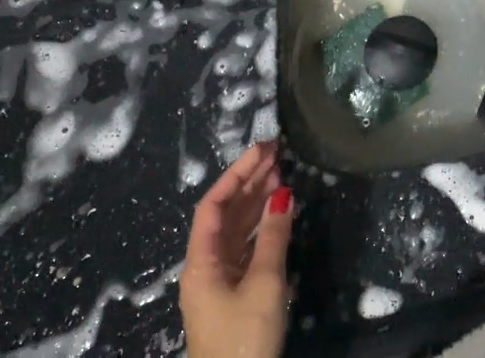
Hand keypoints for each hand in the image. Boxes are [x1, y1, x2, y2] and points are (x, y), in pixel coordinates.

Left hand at [181, 142, 292, 357]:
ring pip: (236, 231)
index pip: (213, 205)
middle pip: (224, 215)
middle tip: (278, 154)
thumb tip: (283, 194)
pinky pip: (246, 249)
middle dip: (249, 183)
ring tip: (283, 174)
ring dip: (257, 202)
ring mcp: (219, 282)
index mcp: (201, 262)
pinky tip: (280, 214)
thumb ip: (274, 236)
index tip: (264, 149)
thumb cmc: (245, 336)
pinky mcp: (234, 295)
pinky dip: (263, 227)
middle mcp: (205, 267)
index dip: (237, 174)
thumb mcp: (265, 282)